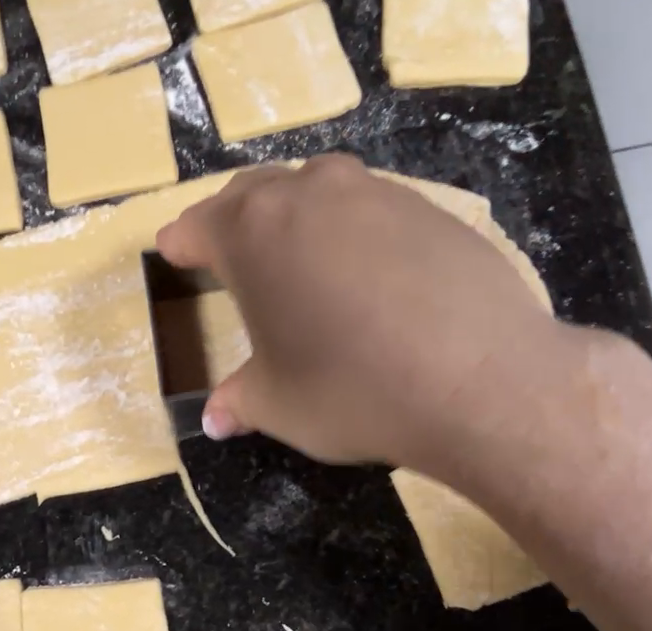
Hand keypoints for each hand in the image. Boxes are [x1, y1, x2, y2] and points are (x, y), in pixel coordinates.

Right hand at [155, 155, 578, 470]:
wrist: (477, 379)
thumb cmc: (350, 390)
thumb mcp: (279, 405)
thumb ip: (240, 401)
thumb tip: (215, 419)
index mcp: (252, 234)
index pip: (199, 225)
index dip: (182, 242)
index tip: (174, 252)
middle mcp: (309, 195)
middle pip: (254, 193)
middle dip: (233, 219)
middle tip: (228, 250)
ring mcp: (374, 193)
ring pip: (317, 189)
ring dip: (296, 215)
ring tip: (299, 254)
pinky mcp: (429, 208)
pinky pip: (371, 208)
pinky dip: (353, 230)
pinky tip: (368, 274)